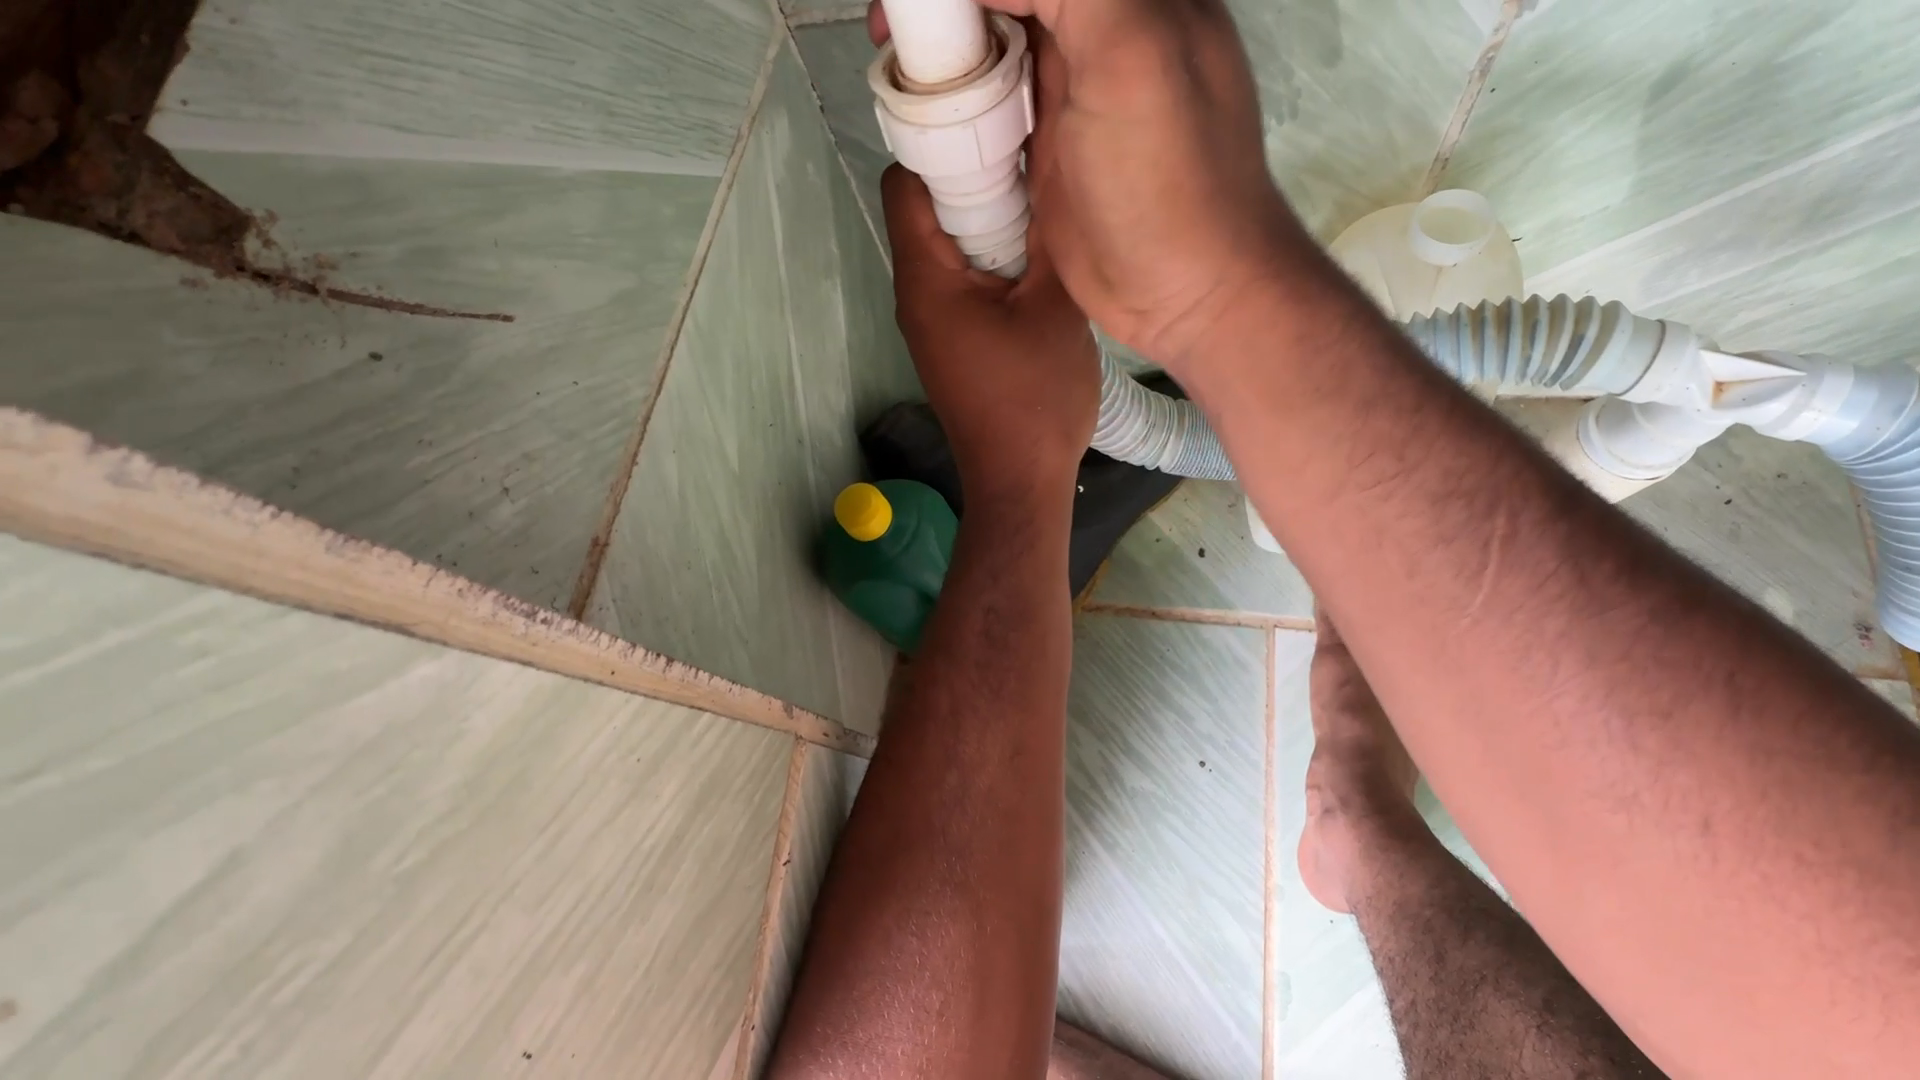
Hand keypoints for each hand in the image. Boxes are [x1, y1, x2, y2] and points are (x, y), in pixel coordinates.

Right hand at [871, 0, 1304, 369]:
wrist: (1181, 292)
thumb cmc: (1164, 179)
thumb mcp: (1131, 53)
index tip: (912, 7)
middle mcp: (1105, 32)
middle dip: (952, 7)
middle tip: (893, 32)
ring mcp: (1075, 95)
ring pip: (998, 41)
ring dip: (950, 48)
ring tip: (903, 68)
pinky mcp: (1051, 149)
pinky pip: (996, 103)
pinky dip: (960, 99)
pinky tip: (932, 112)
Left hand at [882, 165, 1098, 504]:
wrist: (1020, 482)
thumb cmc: (1035, 397)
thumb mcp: (1055, 306)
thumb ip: (1051, 232)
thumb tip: (1050, 165)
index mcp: (925, 280)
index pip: (906, 182)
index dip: (943, 142)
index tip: (996, 125)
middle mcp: (915, 296)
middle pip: (928, 209)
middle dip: (975, 175)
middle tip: (1034, 156)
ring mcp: (931, 323)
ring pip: (950, 245)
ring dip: (990, 218)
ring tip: (1043, 202)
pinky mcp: (952, 342)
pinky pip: (963, 279)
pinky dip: (993, 257)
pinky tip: (1037, 255)